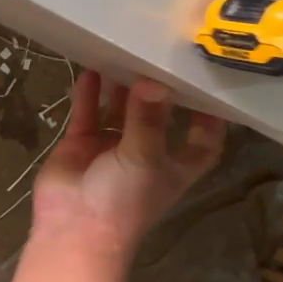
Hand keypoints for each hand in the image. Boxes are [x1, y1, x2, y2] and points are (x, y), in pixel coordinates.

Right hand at [31, 71, 225, 260]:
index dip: (208, 116)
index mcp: (176, 165)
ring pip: (118, 112)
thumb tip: (154, 82)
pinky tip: (91, 72)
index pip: (202, 139)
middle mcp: (146, 153)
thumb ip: (147, 119)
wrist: (75, 224)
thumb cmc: (124, 199)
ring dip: (120, 89)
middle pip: (157, 117)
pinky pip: (87, 114)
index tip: (208, 86)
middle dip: (157, 92)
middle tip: (157, 58)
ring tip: (122, 57)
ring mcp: (110, 147)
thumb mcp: (144, 158)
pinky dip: (88, 95)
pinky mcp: (80, 143)